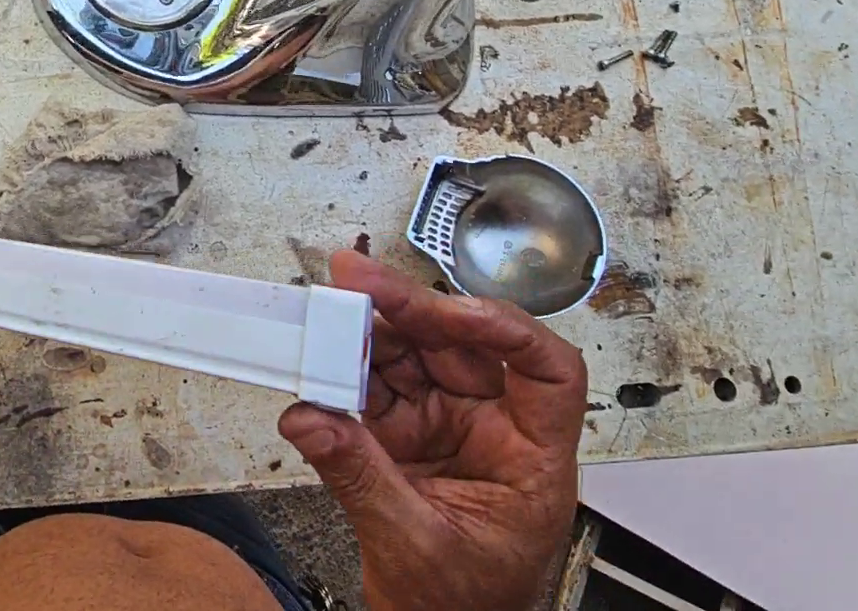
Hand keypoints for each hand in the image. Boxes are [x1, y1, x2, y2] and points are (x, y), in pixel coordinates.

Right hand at [279, 250, 586, 610]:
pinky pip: (371, 378)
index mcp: (529, 456)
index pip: (547, 372)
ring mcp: (443, 419)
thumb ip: (360, 478)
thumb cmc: (464, 604)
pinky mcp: (401, 423)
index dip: (506, 329)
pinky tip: (320, 356)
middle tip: (358, 278)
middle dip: (408, 306)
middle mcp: (490, 424)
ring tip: (327, 315)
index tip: (451, 311)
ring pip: (411, 349)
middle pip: (461, 343)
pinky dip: (341, 365)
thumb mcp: (416, 547)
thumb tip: (310, 418)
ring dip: (367, 328)